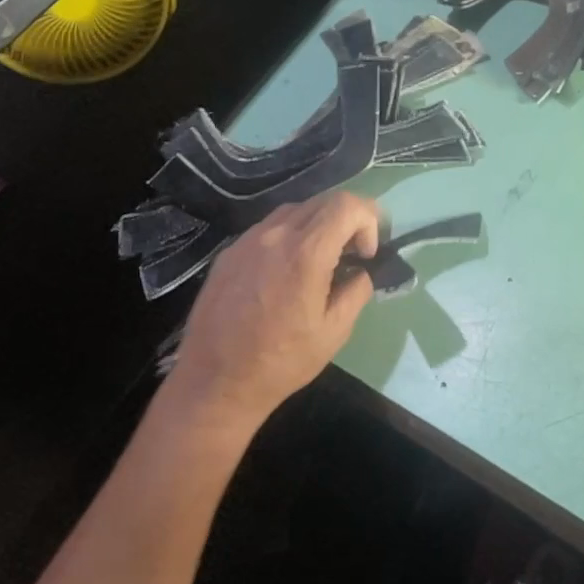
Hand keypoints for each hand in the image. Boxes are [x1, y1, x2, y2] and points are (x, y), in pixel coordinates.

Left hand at [160, 191, 380, 426]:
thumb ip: (357, 290)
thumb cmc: (281, 361)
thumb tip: (363, 271)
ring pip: (295, 210)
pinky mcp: (229, 252)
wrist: (215, 382)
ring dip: (318, 225)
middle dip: (348, 220)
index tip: (366, 254)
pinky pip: (269, 228)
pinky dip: (290, 236)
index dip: (368, 220)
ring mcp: (247, 241)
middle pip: (323, 201)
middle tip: (352, 255)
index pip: (347, 205)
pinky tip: (287, 271)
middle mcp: (275, 235)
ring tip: (321, 262)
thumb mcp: (335, 332)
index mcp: (305, 254)